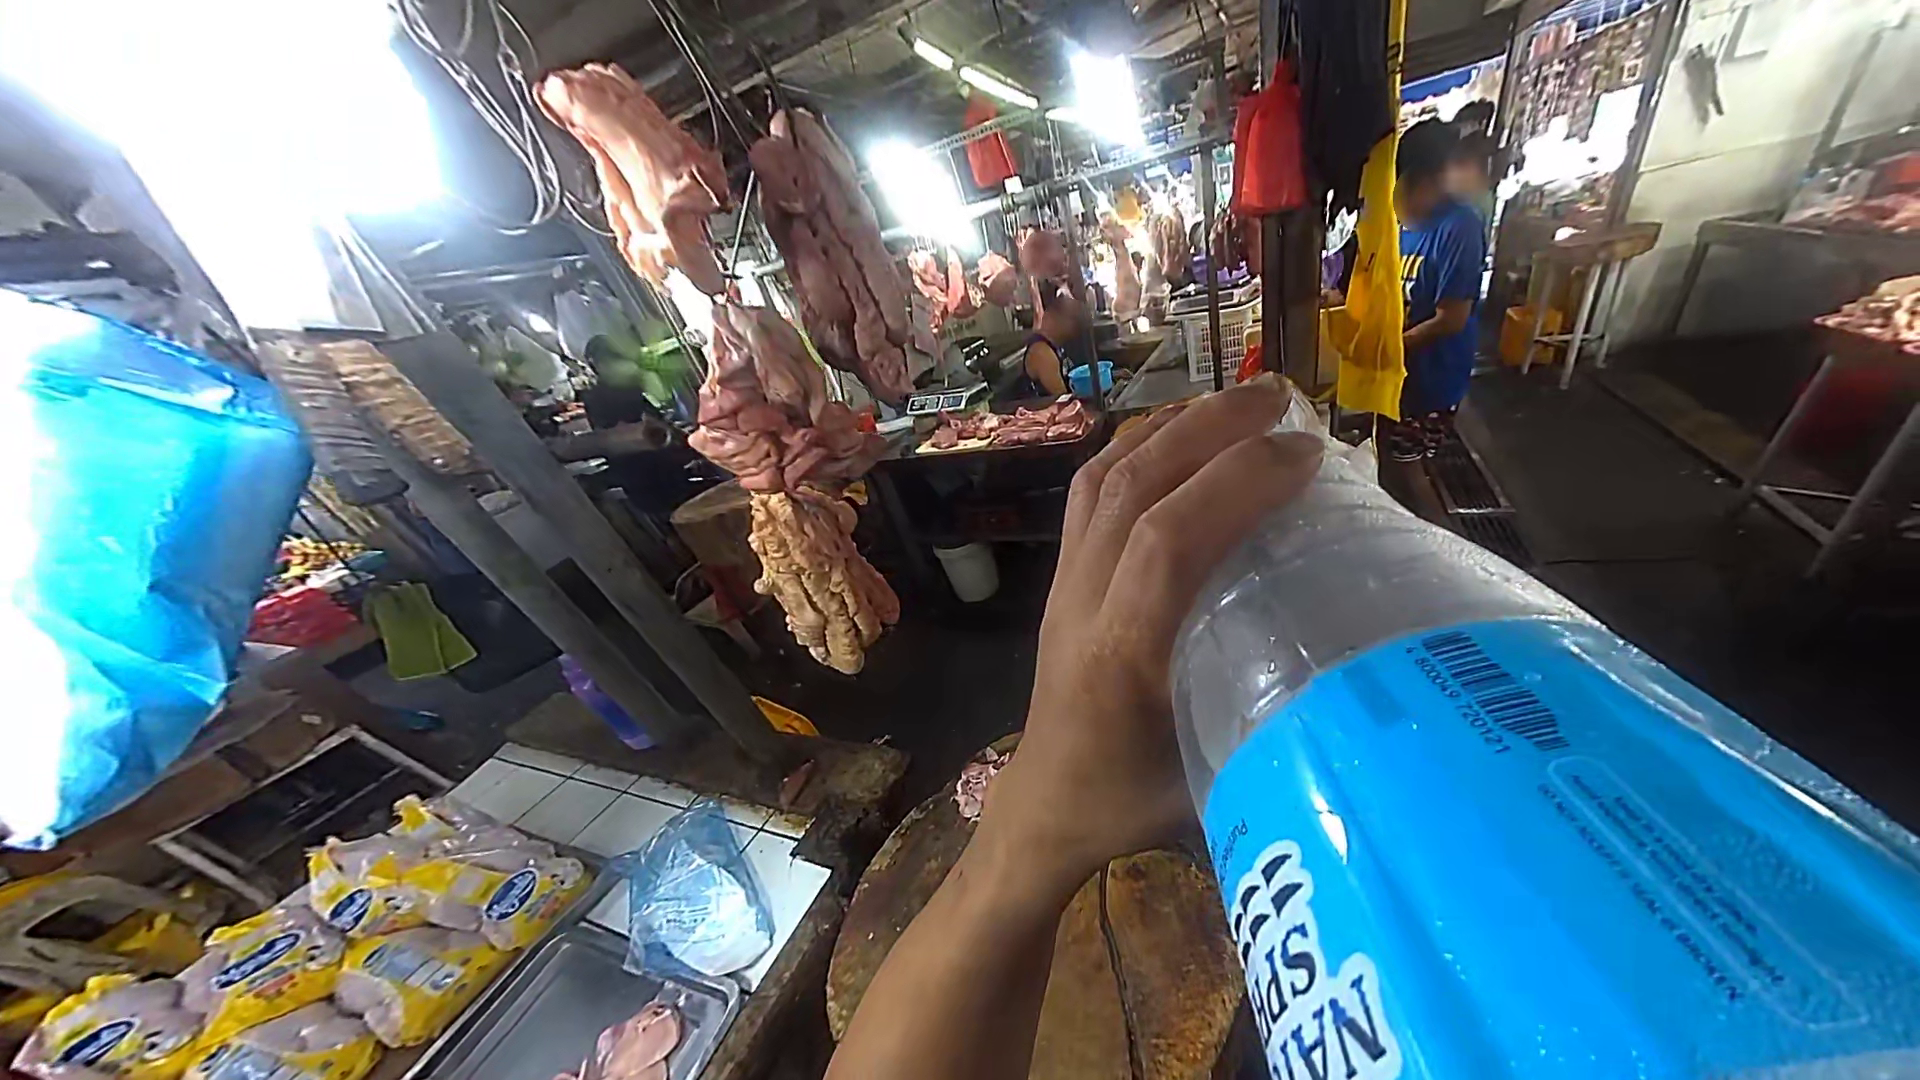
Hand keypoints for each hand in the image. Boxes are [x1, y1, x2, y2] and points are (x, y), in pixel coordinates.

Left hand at [981, 376, 1323, 893]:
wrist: (1047, 799)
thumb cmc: (1131, 799)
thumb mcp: (1220, 771)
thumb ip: (1279, 713)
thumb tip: (1360, 652)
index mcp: (1122, 654)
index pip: (1168, 542)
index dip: (1236, 484)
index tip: (1307, 454)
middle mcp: (1083, 602)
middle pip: (1131, 490)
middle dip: (1205, 430)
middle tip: (1277, 397)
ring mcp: (1064, 582)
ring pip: (1102, 481)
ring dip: (1167, 428)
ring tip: (1231, 403)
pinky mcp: (1060, 577)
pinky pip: (1087, 495)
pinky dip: (1131, 450)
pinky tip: (1174, 437)